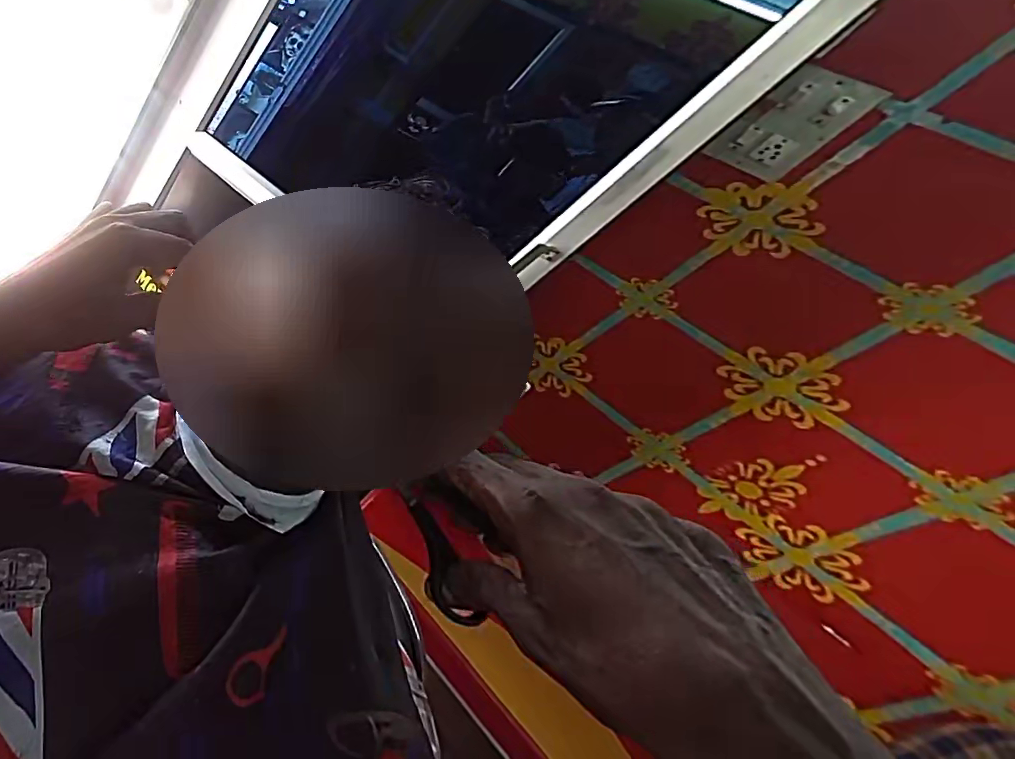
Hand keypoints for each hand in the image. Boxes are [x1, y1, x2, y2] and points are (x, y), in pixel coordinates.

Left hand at [0, 203, 193, 366]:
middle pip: (171, 219)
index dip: (197, 268)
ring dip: (161, 231)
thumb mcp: (122, 320)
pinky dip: (134, 226)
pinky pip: (119, 213)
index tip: (204, 287)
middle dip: (187, 243)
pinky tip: (126, 254)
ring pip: (146, 211)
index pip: (182, 248)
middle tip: (189, 274)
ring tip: (160, 264)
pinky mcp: (81, 224)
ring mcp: (98, 218)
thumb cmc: (69, 318)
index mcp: (132, 240)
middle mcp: (119, 220)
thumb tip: (185, 300)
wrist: (15, 310)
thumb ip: (160, 306)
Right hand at [442, 453, 885, 758]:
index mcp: (541, 512)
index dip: (434, 467)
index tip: (421, 483)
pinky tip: (608, 575)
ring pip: (568, 490)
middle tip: (468, 524)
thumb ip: (485, 589)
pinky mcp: (690, 534)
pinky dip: (597, 531)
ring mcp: (644, 511)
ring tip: (535, 554)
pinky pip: (624, 514)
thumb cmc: (641, 679)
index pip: (465, 461)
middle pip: (514, 470)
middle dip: (483, 490)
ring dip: (538, 509)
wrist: (767, 725)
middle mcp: (589, 496)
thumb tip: (455, 578)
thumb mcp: (539, 637)